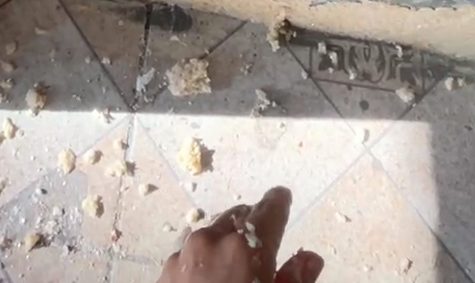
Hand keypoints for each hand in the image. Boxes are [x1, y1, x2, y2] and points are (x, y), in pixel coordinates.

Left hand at [156, 187, 323, 282]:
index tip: (283, 199)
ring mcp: (183, 256)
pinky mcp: (164, 272)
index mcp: (244, 249)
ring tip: (237, 268)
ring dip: (227, 241)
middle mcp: (211, 241)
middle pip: (239, 218)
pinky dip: (206, 257)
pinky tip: (212, 281)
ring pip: (213, 233)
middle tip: (264, 246)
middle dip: (253, 227)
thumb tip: (310, 259)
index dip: (279, 204)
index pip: (269, 211)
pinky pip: (191, 252)